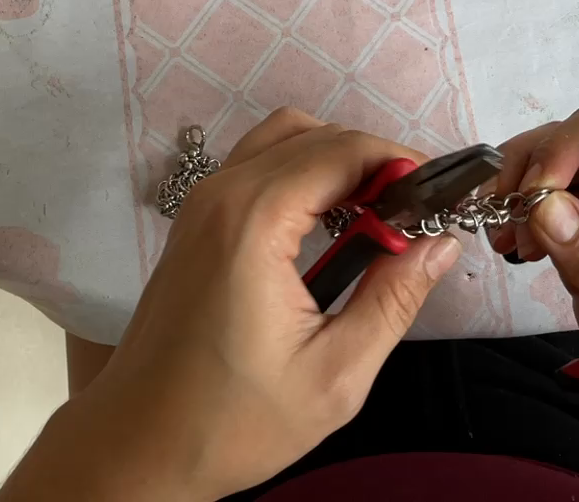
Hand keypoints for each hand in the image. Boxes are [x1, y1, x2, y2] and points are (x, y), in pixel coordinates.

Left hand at [0, 108, 461, 501]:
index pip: (343, 151)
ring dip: (336, 157)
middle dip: (373, 160)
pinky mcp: (197, 213)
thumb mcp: (334, 375)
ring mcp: (204, 197)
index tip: (438, 195)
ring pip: (284, 135)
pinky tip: (326, 218)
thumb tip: (441, 243)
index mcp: (255, 219)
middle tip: (413, 210)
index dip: (399, 163)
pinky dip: (302, 167)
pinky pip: (259, 159)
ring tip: (374, 210)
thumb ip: (393, 299)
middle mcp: (225, 189)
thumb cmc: (233, 419)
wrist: (137, 442)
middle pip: (317, 136)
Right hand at [492, 105, 578, 501]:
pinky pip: (544, 223)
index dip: (566, 148)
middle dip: (528, 167)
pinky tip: (507, 248)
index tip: (531, 193)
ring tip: (498, 235)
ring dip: (514, 193)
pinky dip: (516, 224)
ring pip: (552, 181)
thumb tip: (541, 203)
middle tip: (498, 212)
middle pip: (573, 149)